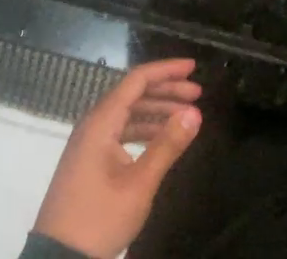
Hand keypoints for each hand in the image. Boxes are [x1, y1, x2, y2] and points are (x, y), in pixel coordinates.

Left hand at [33, 59, 202, 258]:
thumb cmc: (99, 218)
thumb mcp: (139, 184)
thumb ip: (167, 145)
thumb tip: (195, 113)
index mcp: (101, 122)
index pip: (136, 81)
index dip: (166, 70)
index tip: (193, 68)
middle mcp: (93, 125)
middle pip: (132, 94)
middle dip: (166, 90)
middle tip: (197, 94)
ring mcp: (89, 143)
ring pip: (127, 114)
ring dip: (157, 111)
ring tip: (186, 116)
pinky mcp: (89, 161)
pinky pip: (120, 132)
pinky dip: (144, 129)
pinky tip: (162, 139)